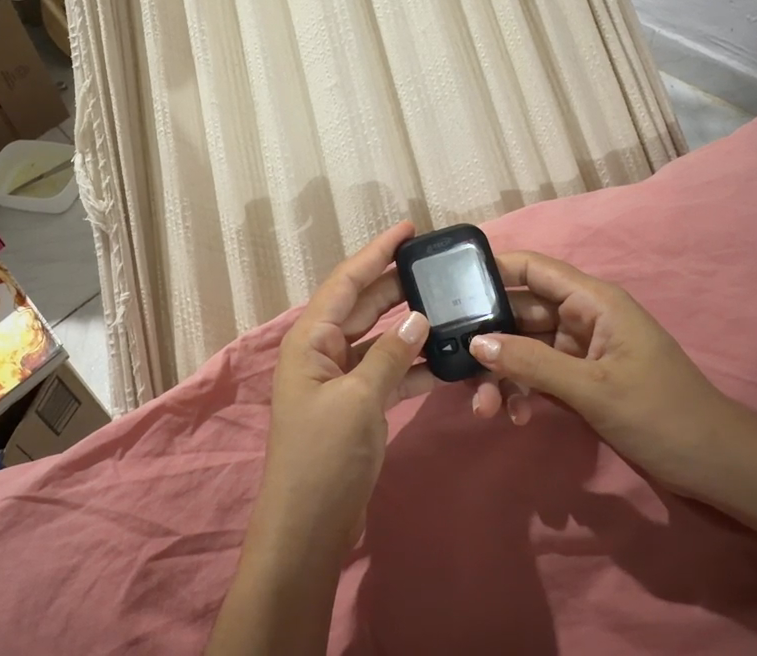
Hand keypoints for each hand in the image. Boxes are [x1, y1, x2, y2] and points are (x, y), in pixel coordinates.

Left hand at [258, 221, 435, 553]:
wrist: (309, 526)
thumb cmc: (325, 456)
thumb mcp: (358, 400)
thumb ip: (389, 355)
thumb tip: (419, 319)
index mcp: (310, 339)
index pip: (346, 282)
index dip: (375, 253)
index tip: (407, 229)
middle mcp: (321, 351)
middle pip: (362, 305)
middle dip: (395, 283)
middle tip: (435, 265)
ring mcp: (339, 380)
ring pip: (378, 338)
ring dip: (409, 324)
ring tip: (447, 302)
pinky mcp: (357, 407)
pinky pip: (387, 372)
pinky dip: (413, 364)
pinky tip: (445, 357)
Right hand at [468, 251, 756, 502]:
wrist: (718, 465)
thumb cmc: (662, 415)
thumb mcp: (593, 390)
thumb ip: (532, 363)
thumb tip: (475, 343)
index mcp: (593, 301)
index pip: (532, 267)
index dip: (490, 268)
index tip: (447, 284)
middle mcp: (583, 316)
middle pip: (520, 310)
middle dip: (487, 337)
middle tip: (455, 365)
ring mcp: (581, 349)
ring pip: (524, 346)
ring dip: (501, 372)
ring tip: (483, 408)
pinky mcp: (582, 378)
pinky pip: (538, 372)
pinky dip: (522, 390)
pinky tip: (513, 416)